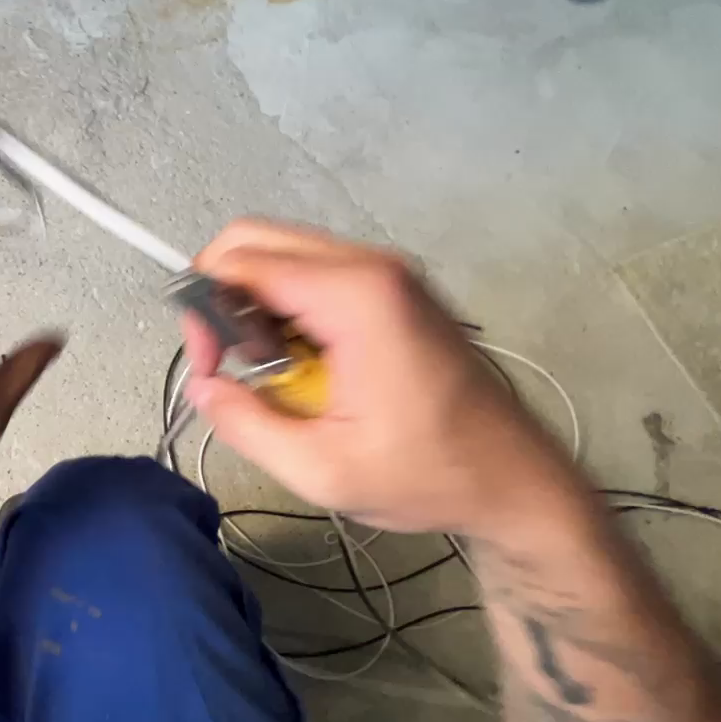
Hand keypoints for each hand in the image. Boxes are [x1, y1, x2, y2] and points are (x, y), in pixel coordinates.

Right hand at [180, 219, 582, 541]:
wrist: (519, 482)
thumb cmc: (428, 476)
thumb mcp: (319, 470)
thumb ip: (243, 423)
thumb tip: (201, 385)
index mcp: (356, 297)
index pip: (239, 262)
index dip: (203, 310)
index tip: (209, 367)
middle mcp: (369, 265)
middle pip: (252, 239)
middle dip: (217, 294)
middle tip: (225, 357)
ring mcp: (383, 271)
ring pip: (274, 251)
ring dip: (247, 300)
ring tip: (264, 364)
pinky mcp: (388, 285)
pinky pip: (304, 270)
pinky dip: (276, 304)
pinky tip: (292, 357)